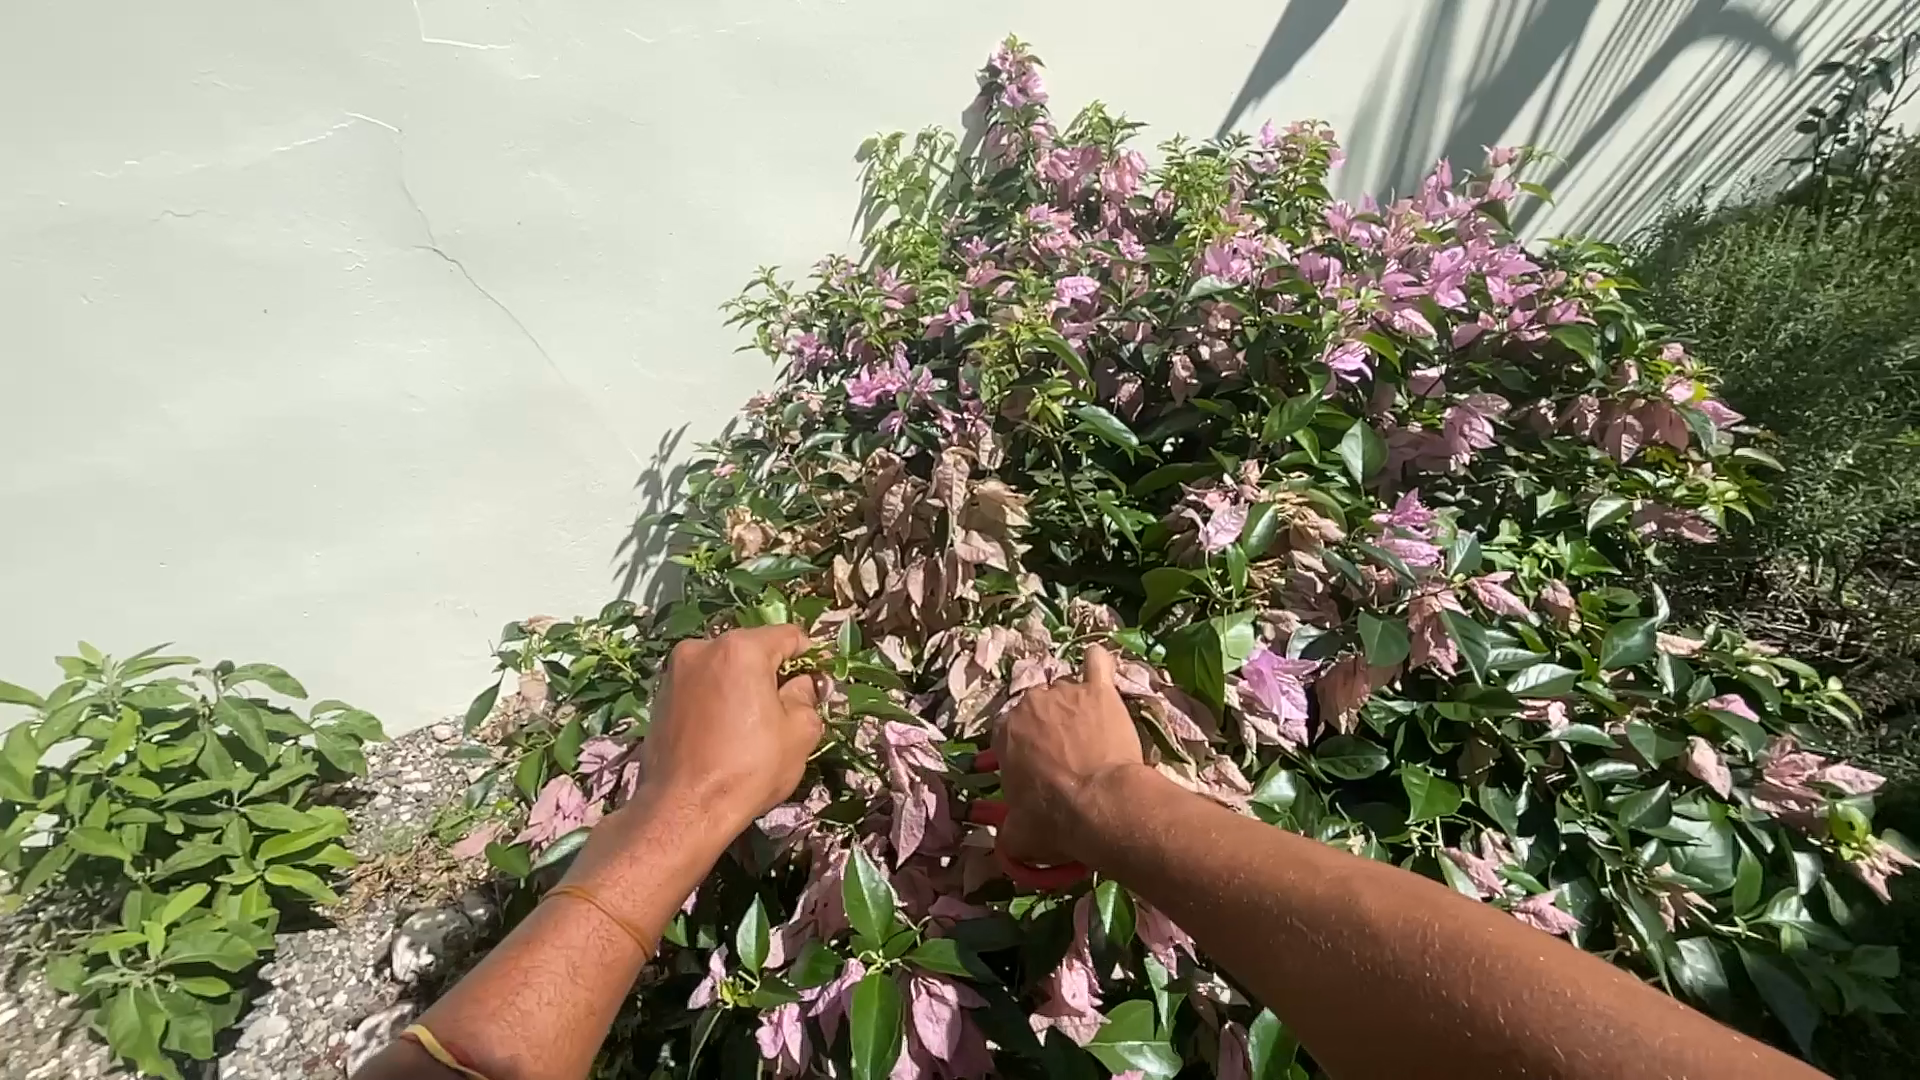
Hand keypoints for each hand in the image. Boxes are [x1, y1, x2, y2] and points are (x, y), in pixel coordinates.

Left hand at [637, 625, 822, 831]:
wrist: (684, 810)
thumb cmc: (749, 767)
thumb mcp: (799, 732)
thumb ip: (807, 697)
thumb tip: (802, 685)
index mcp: (741, 649)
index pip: (788, 636)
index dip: (809, 658)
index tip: (816, 683)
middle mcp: (703, 648)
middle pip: (753, 649)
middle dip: (773, 672)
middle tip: (787, 707)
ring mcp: (675, 672)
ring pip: (725, 667)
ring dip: (743, 685)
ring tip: (753, 724)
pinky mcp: (660, 697)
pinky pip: (702, 686)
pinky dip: (718, 699)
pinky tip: (724, 732)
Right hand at [991, 645, 1147, 868]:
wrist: (1101, 804)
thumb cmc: (1055, 820)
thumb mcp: (1018, 834)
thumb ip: (1006, 830)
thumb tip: (1004, 842)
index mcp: (1005, 732)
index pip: (1009, 731)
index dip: (1024, 749)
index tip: (1038, 767)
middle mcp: (1030, 704)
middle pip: (1038, 707)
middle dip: (1048, 726)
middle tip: (1067, 753)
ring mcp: (1065, 693)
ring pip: (1067, 690)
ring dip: (1075, 707)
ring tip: (1093, 732)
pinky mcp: (1098, 690)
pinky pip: (1096, 663)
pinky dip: (1098, 664)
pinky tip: (1100, 668)